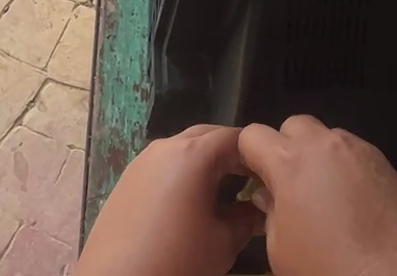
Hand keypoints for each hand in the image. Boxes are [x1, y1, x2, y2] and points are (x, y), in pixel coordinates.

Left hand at [75, 124, 262, 275]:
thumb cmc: (176, 260)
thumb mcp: (221, 244)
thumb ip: (246, 220)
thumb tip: (259, 209)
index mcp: (193, 154)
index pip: (233, 137)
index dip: (255, 151)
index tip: (269, 173)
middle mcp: (167, 146)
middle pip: (207, 136)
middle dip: (229, 152)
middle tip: (248, 179)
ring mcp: (143, 160)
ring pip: (182, 147)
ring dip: (204, 161)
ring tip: (221, 191)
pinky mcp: (127, 178)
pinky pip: (163, 163)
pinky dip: (181, 172)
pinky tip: (187, 202)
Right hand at [239, 115, 396, 275]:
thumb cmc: (329, 270)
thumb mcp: (281, 251)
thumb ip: (269, 212)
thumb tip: (268, 193)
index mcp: (288, 161)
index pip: (253, 134)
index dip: (249, 154)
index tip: (255, 178)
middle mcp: (322, 143)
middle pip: (293, 125)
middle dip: (287, 148)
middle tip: (293, 187)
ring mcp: (357, 149)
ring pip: (327, 137)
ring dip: (319, 157)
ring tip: (329, 199)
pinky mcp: (385, 162)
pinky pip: (355, 154)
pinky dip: (347, 169)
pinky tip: (357, 205)